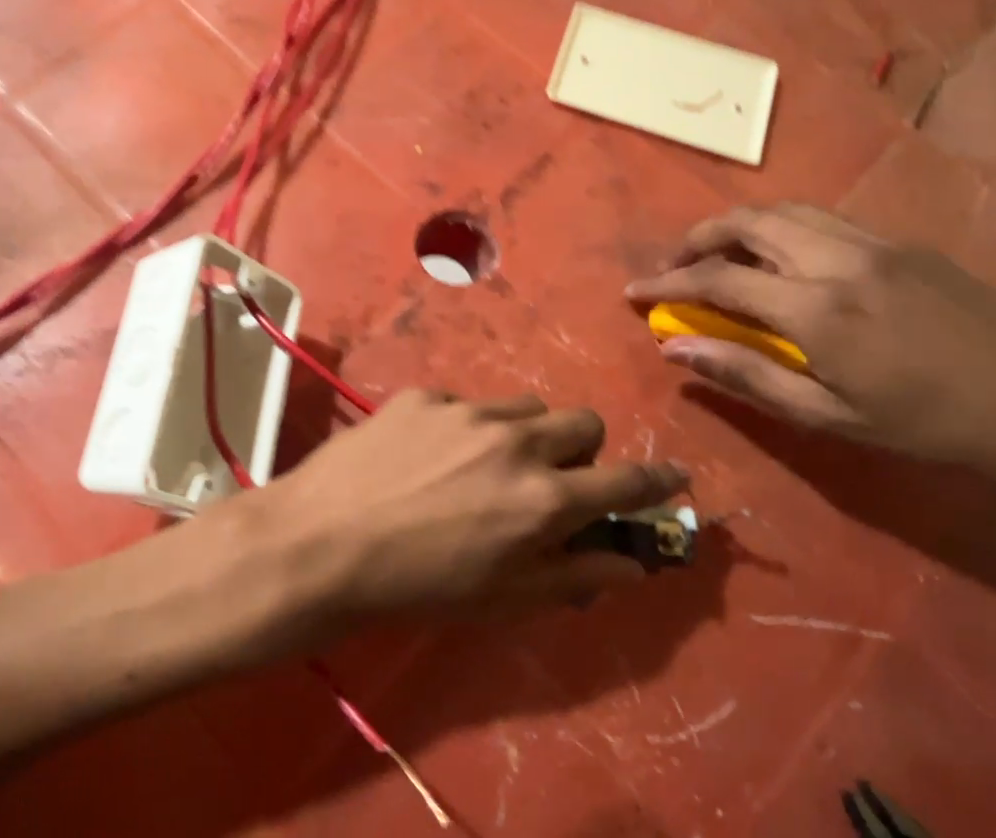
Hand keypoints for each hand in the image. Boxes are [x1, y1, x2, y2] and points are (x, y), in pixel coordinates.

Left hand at [215, 390, 687, 618]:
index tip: (672, 476)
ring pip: (525, 406)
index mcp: (545, 499)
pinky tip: (426, 456)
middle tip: (551, 478)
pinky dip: (463, 427)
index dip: (657, 479)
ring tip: (485, 465)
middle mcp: (515, 443)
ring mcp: (465, 412)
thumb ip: (577, 575)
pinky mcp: (420, 397)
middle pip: (583, 422)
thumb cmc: (418, 586)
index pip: (626, 480)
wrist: (323, 543)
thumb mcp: (506, 598)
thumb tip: (633, 562)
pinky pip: (463, 404)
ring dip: (524, 433)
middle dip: (582, 450)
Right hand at [625, 203, 995, 476]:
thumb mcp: (824, 414)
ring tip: (719, 257)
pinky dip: (783, 229)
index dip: (667, 283)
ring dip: (739, 227)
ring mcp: (876, 245)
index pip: (719, 278)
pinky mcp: (904, 244)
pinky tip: (782, 262)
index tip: (633, 292)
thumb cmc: (924, 423)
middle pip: (748, 223)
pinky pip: (824, 221)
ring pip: (787, 211)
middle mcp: (840, 260)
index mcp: (817, 308)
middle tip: (672, 267)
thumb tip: (674, 351)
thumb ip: (744, 375)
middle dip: (696, 239)